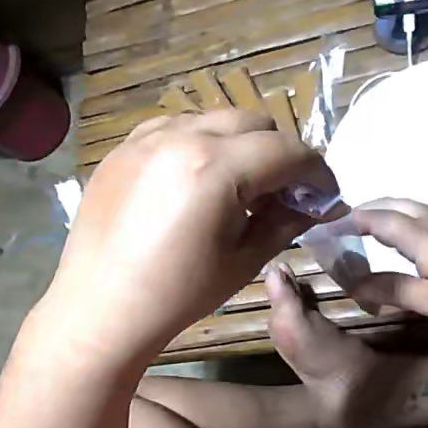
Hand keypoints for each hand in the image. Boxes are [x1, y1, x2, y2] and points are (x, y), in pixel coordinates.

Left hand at [45, 110, 336, 358]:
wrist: (101, 309)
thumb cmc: (179, 294)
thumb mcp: (244, 260)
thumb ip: (285, 221)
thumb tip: (318, 204)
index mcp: (215, 167)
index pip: (286, 150)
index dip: (316, 171)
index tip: (325, 194)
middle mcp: (182, 137)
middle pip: (254, 122)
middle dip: (280, 153)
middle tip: (284, 192)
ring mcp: (147, 138)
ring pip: (215, 119)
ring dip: (241, 144)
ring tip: (240, 185)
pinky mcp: (124, 148)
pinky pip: (176, 127)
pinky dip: (200, 143)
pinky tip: (198, 178)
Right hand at [343, 199, 427, 335]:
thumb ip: (394, 290)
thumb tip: (354, 284)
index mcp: (423, 236)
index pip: (378, 219)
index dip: (350, 221)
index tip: (327, 229)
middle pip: (395, 204)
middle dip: (366, 209)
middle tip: (345, 226)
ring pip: (413, 206)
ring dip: (387, 211)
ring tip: (371, 228)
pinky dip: (406, 217)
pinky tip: (410, 238)